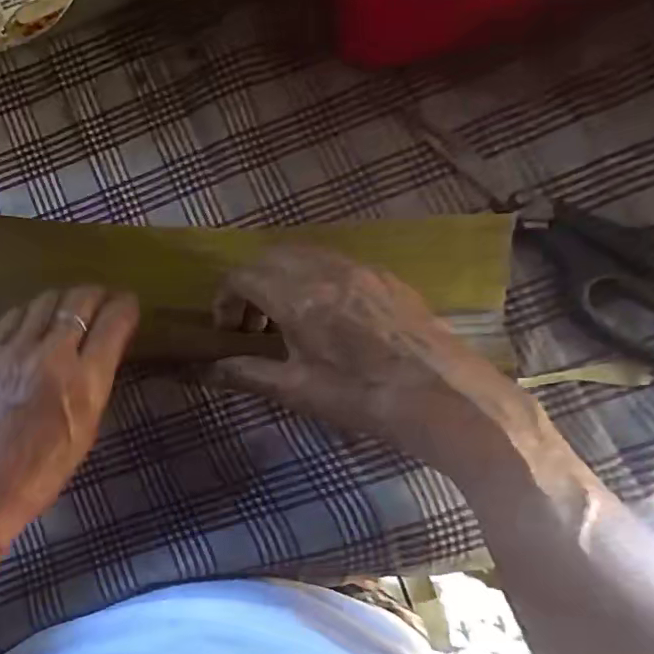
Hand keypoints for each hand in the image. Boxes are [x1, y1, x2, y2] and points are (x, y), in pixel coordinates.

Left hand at [0, 286, 139, 550]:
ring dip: (63, 298)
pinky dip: (30, 312)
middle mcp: (52, 355)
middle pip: (80, 301)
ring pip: (45, 301)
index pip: (113, 322)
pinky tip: (34, 319)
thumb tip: (102, 350)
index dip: (126, 306)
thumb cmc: (45, 469)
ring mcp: (15, 350)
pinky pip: (14, 317)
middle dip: (97, 295)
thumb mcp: (87, 428)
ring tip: (69, 305)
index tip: (129, 304)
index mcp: (85, 381)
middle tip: (102, 299)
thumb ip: (96, 383)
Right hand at [205, 245, 540, 476]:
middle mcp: (328, 272)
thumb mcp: (297, 390)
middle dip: (249, 284)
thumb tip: (206, 370)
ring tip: (286, 321)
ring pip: (304, 254)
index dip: (224, 299)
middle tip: (251, 325)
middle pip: (270, 256)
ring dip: (281, 279)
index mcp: (300, 298)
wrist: (447, 399)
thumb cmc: (363, 397)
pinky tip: (325, 318)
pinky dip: (312, 278)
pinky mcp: (386, 279)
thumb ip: (246, 373)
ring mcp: (362, 270)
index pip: (242, 276)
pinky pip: (335, 263)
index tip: (227, 331)